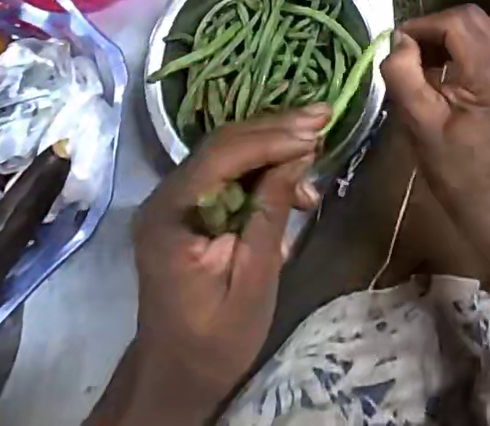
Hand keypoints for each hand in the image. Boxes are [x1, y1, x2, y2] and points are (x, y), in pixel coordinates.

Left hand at [123, 107, 324, 417]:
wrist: (176, 374)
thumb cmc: (214, 341)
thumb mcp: (253, 282)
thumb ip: (271, 214)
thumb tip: (301, 154)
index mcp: (170, 216)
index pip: (220, 157)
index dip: (270, 140)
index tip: (314, 133)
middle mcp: (166, 194)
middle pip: (223, 144)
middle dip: (277, 128)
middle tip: (323, 115)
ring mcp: (175, 195)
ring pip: (228, 149)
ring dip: (275, 141)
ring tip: (318, 138)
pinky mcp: (191, 201)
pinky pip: (229, 168)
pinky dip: (265, 163)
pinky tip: (297, 174)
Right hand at [383, 6, 489, 285]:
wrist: (486, 198)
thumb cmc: (450, 166)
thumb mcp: (417, 121)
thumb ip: (403, 74)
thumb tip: (398, 39)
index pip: (457, 23)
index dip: (423, 26)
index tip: (398, 45)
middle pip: (471, 17)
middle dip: (434, 26)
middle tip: (408, 50)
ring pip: (478, 25)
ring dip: (445, 34)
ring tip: (421, 59)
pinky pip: (484, 40)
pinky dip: (458, 44)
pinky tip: (440, 67)